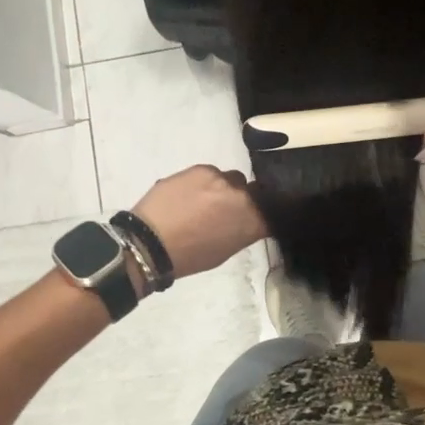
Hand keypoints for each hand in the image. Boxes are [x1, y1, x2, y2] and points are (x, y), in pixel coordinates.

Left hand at [129, 165, 267, 285]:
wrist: (152, 242)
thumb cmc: (190, 256)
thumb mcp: (226, 250)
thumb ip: (242, 229)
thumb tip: (243, 218)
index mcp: (254, 221)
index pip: (272, 210)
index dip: (264, 212)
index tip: (252, 216)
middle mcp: (244, 196)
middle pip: (251, 191)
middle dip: (240, 200)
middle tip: (222, 211)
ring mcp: (222, 180)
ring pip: (230, 179)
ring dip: (222, 188)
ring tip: (201, 202)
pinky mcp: (202, 168)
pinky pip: (210, 173)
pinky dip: (203, 182)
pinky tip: (187, 194)